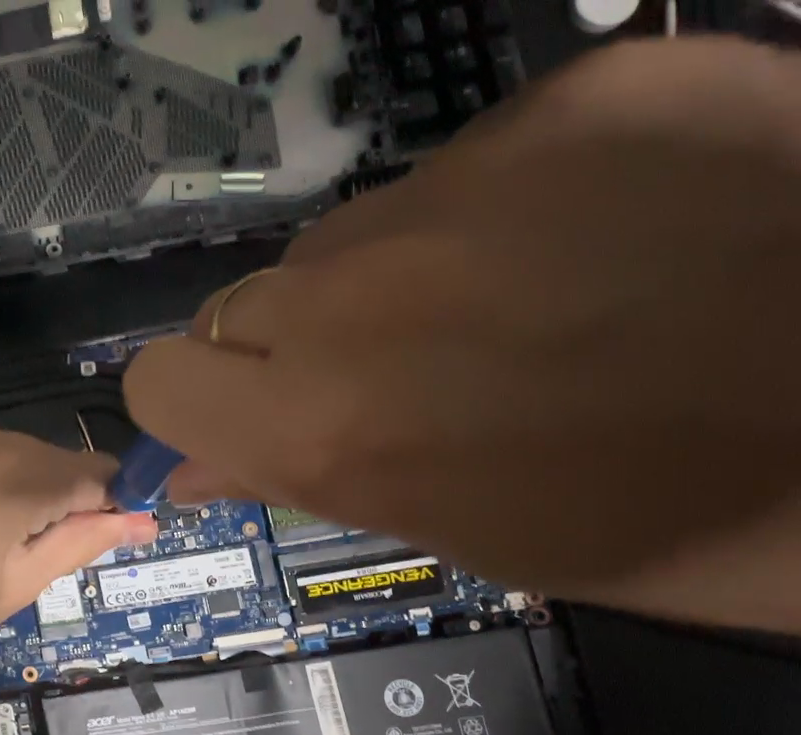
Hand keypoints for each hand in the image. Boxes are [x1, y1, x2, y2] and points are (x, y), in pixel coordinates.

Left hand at [0, 417, 155, 718]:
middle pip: (47, 460)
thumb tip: (142, 519)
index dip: (108, 503)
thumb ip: (81, 541)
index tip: (108, 532)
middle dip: (57, 498)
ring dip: (11, 486)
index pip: (93, 473)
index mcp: (16, 480)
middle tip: (28, 553)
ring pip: (3, 452)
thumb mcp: (16, 586)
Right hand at [124, 38, 800, 630]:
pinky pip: (467, 162)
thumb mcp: (460, 530)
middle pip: (240, 307)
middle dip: (291, 347)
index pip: (158, 382)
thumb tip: (192, 467)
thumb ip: (298, 478)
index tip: (252, 420)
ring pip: (345, 238)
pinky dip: (504, 205)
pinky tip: (606, 234)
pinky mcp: (574, 99)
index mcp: (323, 425)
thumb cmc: (680, 520)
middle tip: (401, 377)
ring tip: (523, 305)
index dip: (199, 405)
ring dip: (390, 279)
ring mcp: (462, 183)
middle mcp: (352, 297)